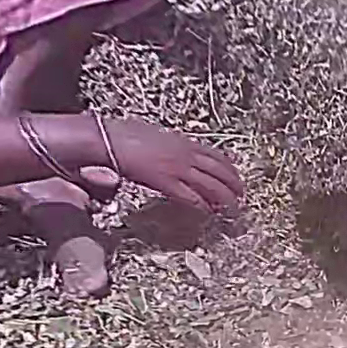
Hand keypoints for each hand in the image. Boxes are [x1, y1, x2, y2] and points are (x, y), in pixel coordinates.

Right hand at [104, 117, 243, 212]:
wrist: (104, 138)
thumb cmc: (121, 134)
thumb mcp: (154, 134)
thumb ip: (171, 144)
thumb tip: (178, 152)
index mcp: (183, 141)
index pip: (216, 155)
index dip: (230, 169)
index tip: (236, 177)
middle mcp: (185, 154)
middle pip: (220, 172)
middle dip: (235, 186)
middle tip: (242, 197)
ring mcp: (177, 168)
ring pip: (212, 186)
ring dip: (225, 200)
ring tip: (232, 210)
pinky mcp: (165, 182)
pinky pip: (191, 197)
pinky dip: (202, 206)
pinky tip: (208, 213)